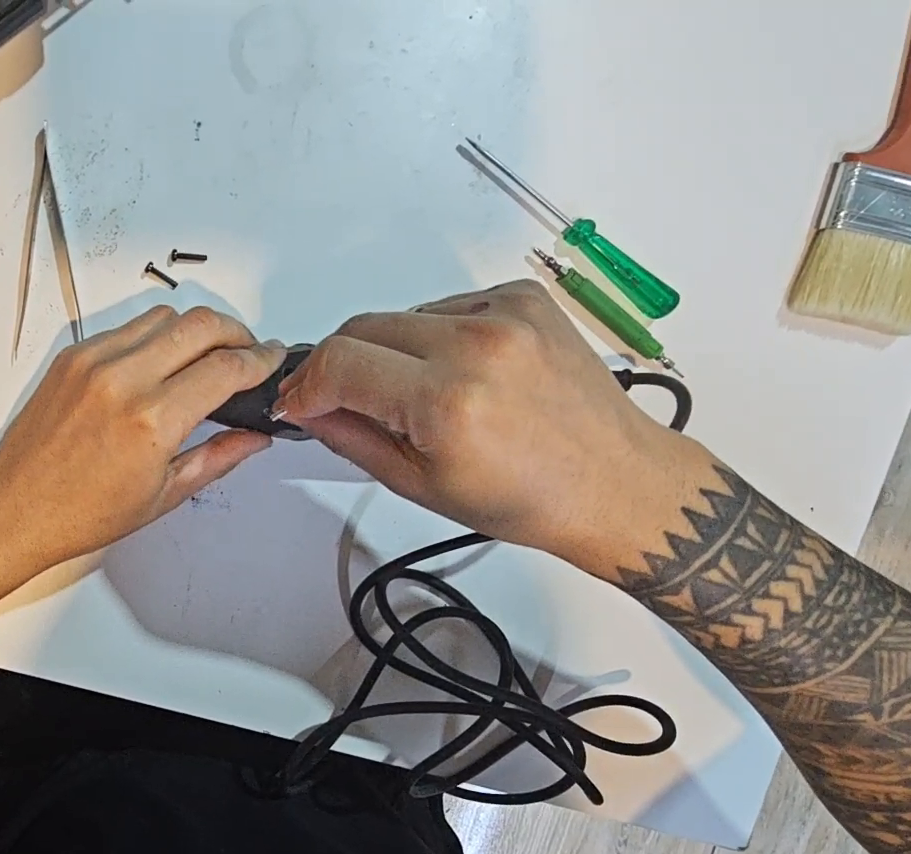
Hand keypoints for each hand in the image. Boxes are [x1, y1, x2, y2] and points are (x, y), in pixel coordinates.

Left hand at [0, 306, 279, 570]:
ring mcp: (93, 362)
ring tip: (206, 356)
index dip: (260, 360)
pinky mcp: (72, 355)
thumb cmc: (79, 513)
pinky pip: (128, 327)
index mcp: (151, 421)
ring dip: (196, 329)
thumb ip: (218, 457)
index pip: (226, 367)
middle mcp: (122, 380)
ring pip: (165, 316)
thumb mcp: (163, 494)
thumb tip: (254, 437)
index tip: (271, 361)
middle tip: (248, 352)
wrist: (16, 509)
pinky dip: (155, 335)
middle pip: (202, 324)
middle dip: (238, 333)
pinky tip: (161, 361)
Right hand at [274, 280, 714, 577]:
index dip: (305, 383)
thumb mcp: (416, 483)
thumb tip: (306, 407)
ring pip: (399, 316)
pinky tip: (451, 373)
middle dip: (335, 365)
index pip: (339, 362)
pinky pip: (443, 308)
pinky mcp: (523, 298)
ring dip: (384, 352)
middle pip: (361, 327)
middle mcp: (476, 345)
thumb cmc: (523, 497)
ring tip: (410, 395)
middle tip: (336, 399)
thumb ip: (350, 437)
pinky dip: (428, 338)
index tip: (298, 402)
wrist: (612, 481)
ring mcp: (505, 314)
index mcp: (447, 401)